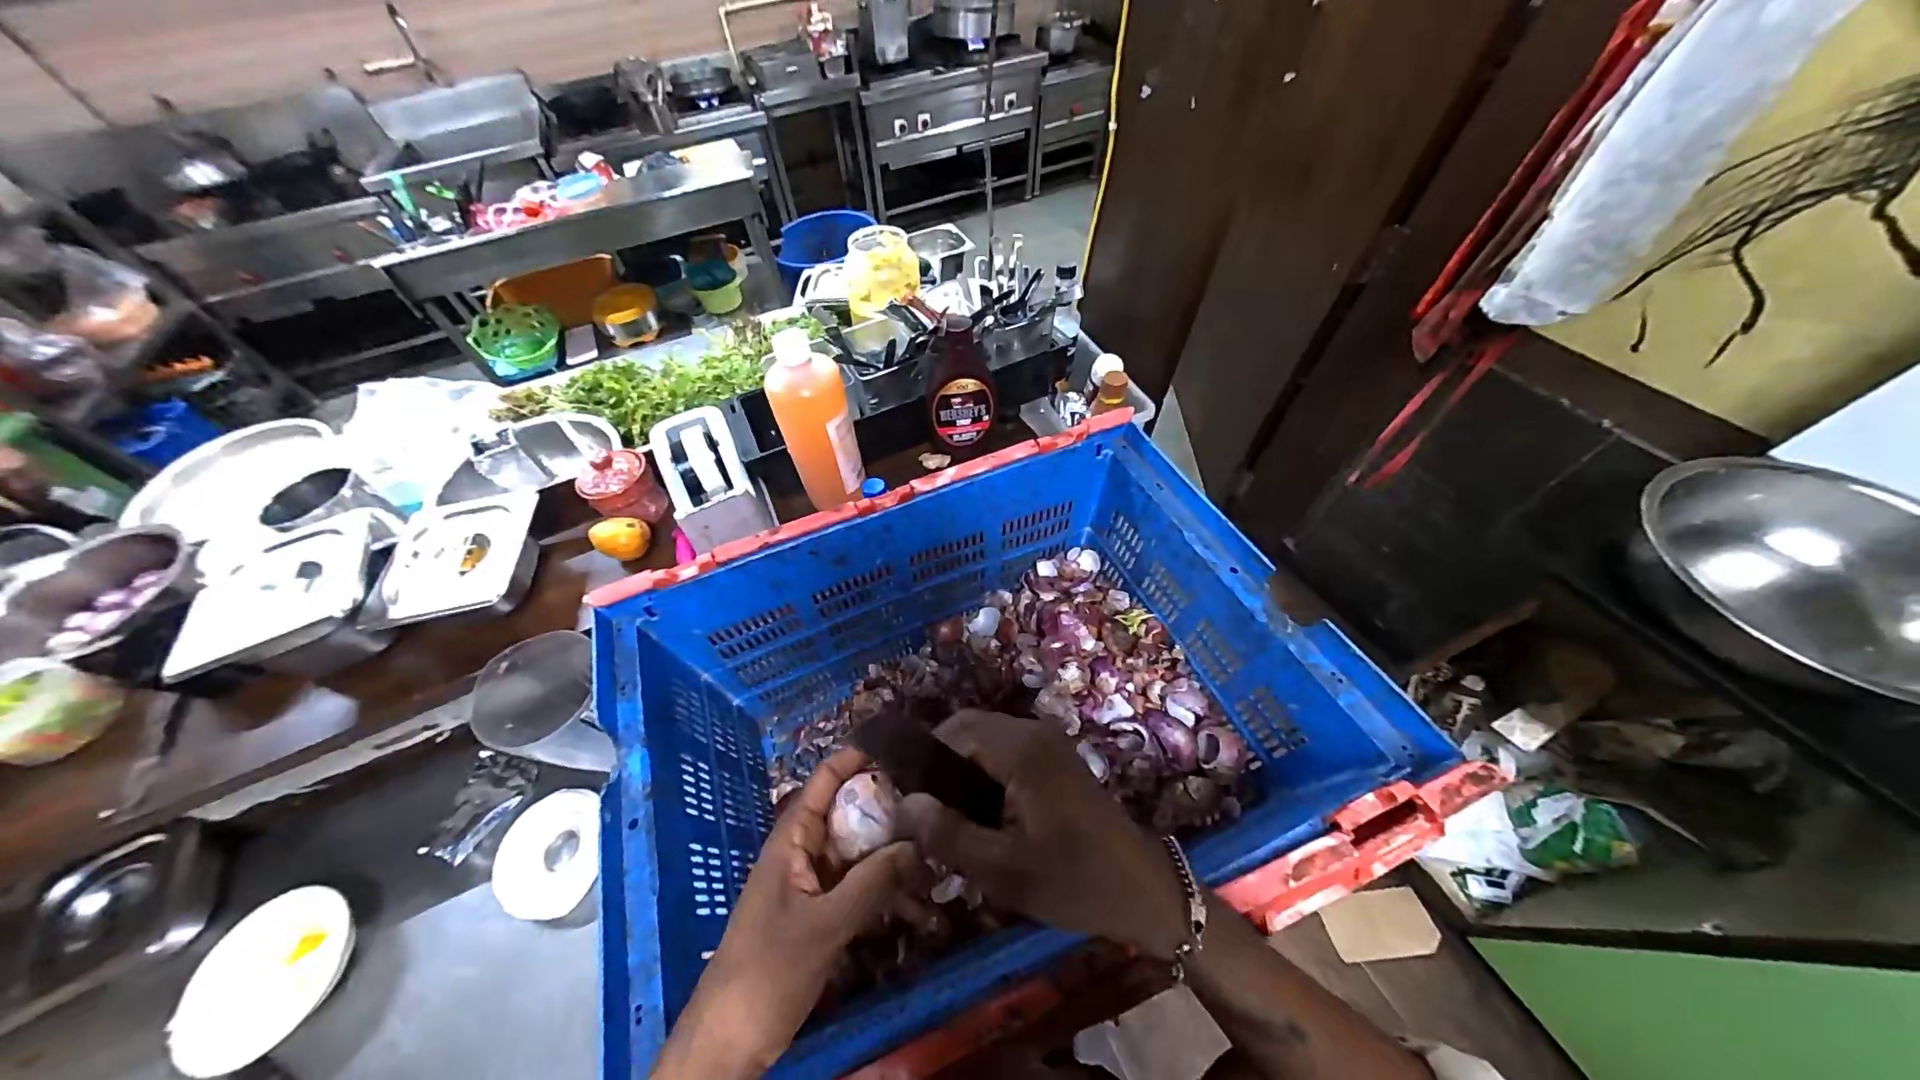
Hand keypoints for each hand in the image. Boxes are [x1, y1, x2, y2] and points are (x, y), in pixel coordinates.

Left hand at [652, 748, 920, 1079]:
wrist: (728, 1039)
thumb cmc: (768, 969)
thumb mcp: (825, 925)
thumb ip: (871, 882)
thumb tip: (916, 843)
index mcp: (791, 841)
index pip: (823, 782)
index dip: (855, 759)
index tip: (898, 747)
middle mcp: (801, 853)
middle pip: (845, 814)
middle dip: (883, 805)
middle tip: (932, 799)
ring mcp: (809, 885)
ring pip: (853, 852)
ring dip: (887, 848)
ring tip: (933, 841)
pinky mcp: (817, 915)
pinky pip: (853, 885)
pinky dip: (880, 883)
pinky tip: (914, 891)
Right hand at [893, 709, 1189, 958]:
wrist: (1144, 888)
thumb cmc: (1074, 880)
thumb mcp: (1003, 870)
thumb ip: (948, 835)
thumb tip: (903, 804)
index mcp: (1022, 750)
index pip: (952, 732)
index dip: (922, 761)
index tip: (908, 802)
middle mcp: (1035, 731)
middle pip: (967, 728)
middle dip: (939, 763)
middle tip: (927, 812)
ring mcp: (1049, 740)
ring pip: (985, 736)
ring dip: (961, 766)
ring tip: (951, 815)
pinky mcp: (1056, 755)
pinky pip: (1005, 747)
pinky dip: (983, 768)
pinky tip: (982, 810)